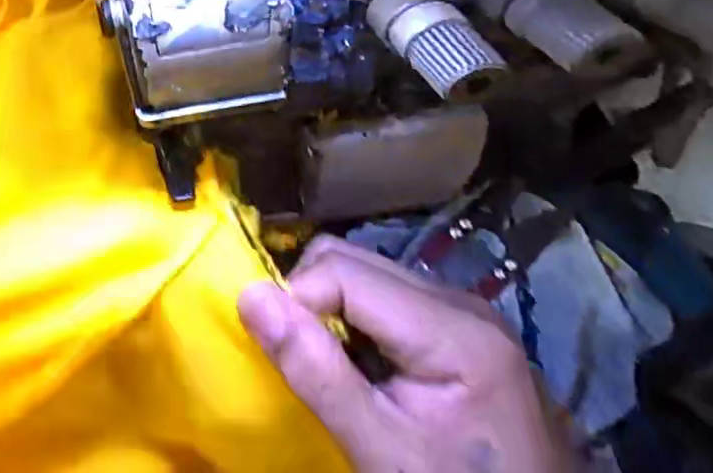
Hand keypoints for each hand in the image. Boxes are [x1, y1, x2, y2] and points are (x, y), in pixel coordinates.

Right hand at [239, 236, 575, 472]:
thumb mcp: (383, 453)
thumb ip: (316, 372)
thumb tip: (247, 293)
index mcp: (454, 328)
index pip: (341, 271)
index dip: (297, 302)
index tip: (285, 355)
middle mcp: (461, 301)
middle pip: (351, 260)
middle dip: (310, 298)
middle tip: (305, 360)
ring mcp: (465, 311)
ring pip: (362, 270)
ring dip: (329, 306)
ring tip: (332, 366)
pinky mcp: (461, 327)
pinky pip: (383, 294)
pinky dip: (354, 317)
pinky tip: (364, 366)